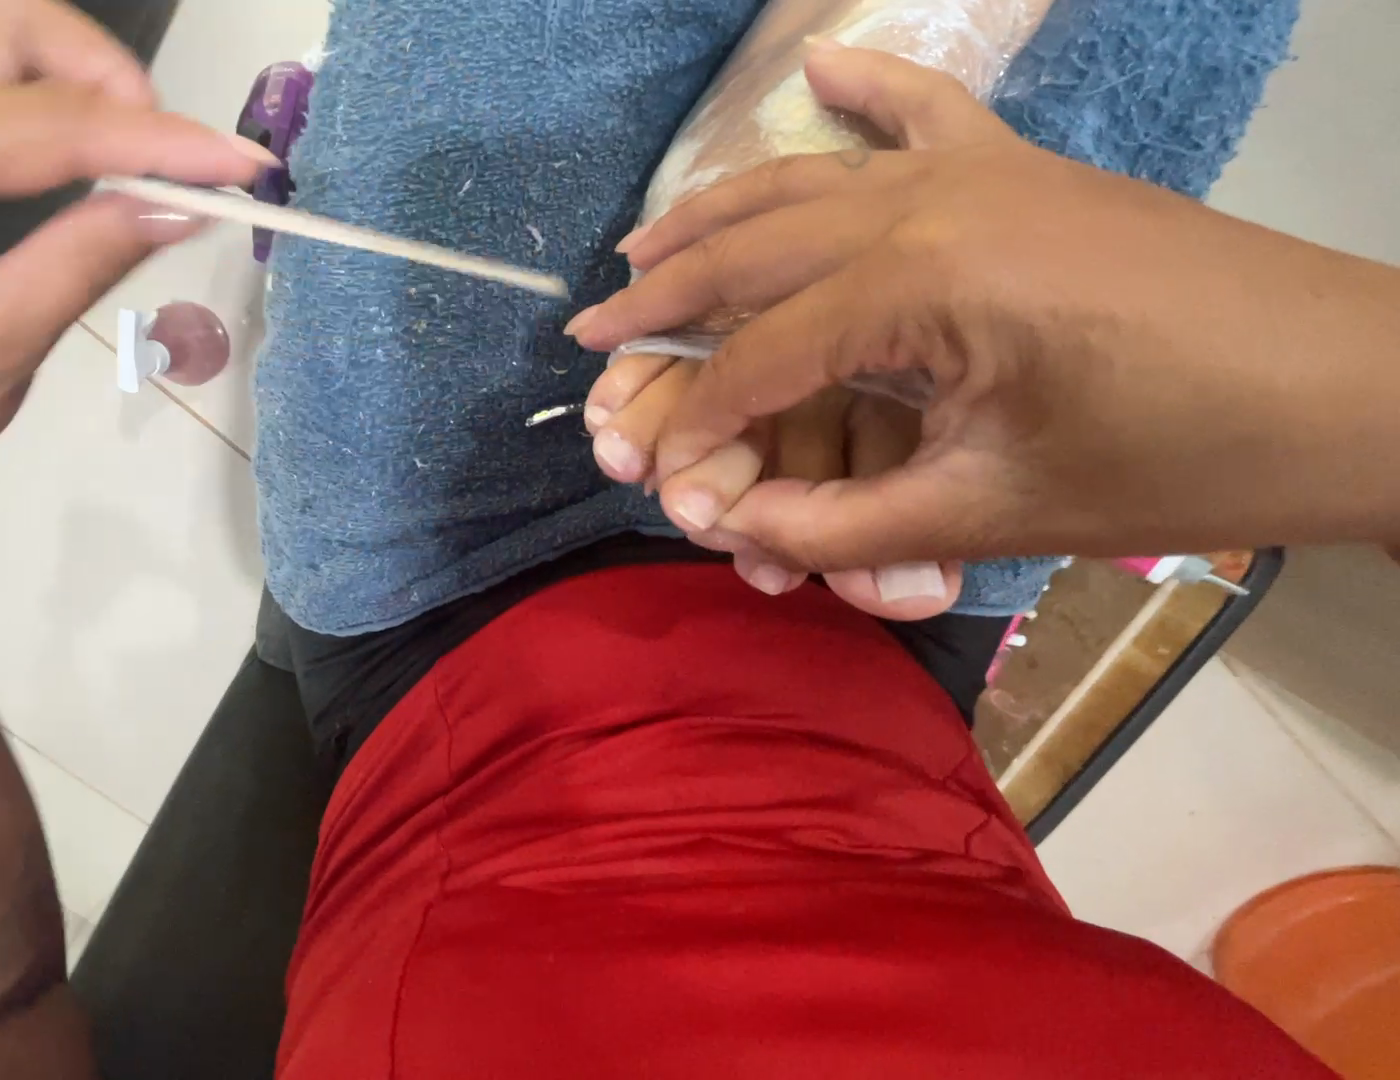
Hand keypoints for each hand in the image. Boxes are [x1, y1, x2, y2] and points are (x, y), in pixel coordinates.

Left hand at [0, 0, 274, 558]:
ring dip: (73, 75)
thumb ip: (87, 258)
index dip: (157, 139)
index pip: (45, 123)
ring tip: (132, 157)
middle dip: (102, 70)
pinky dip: (40, 99)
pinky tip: (78, 162)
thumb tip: (184, 205)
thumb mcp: (2, 344)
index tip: (242, 164)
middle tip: (166, 154)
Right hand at [570, 45, 1399, 569]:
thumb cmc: (1174, 464)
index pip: (758, 361)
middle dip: (659, 299)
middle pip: (750, 252)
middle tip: (591, 328)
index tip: (653, 475)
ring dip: (712, 213)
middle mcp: (926, 203)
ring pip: (803, 182)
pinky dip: (865, 92)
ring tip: (641, 244)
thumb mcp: (984, 514)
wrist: (1364, 393)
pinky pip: (921, 113)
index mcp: (919, 285)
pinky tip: (814, 72)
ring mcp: (976, 170)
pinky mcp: (1019, 167)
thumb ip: (834, 526)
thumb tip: (725, 527)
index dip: (695, 426)